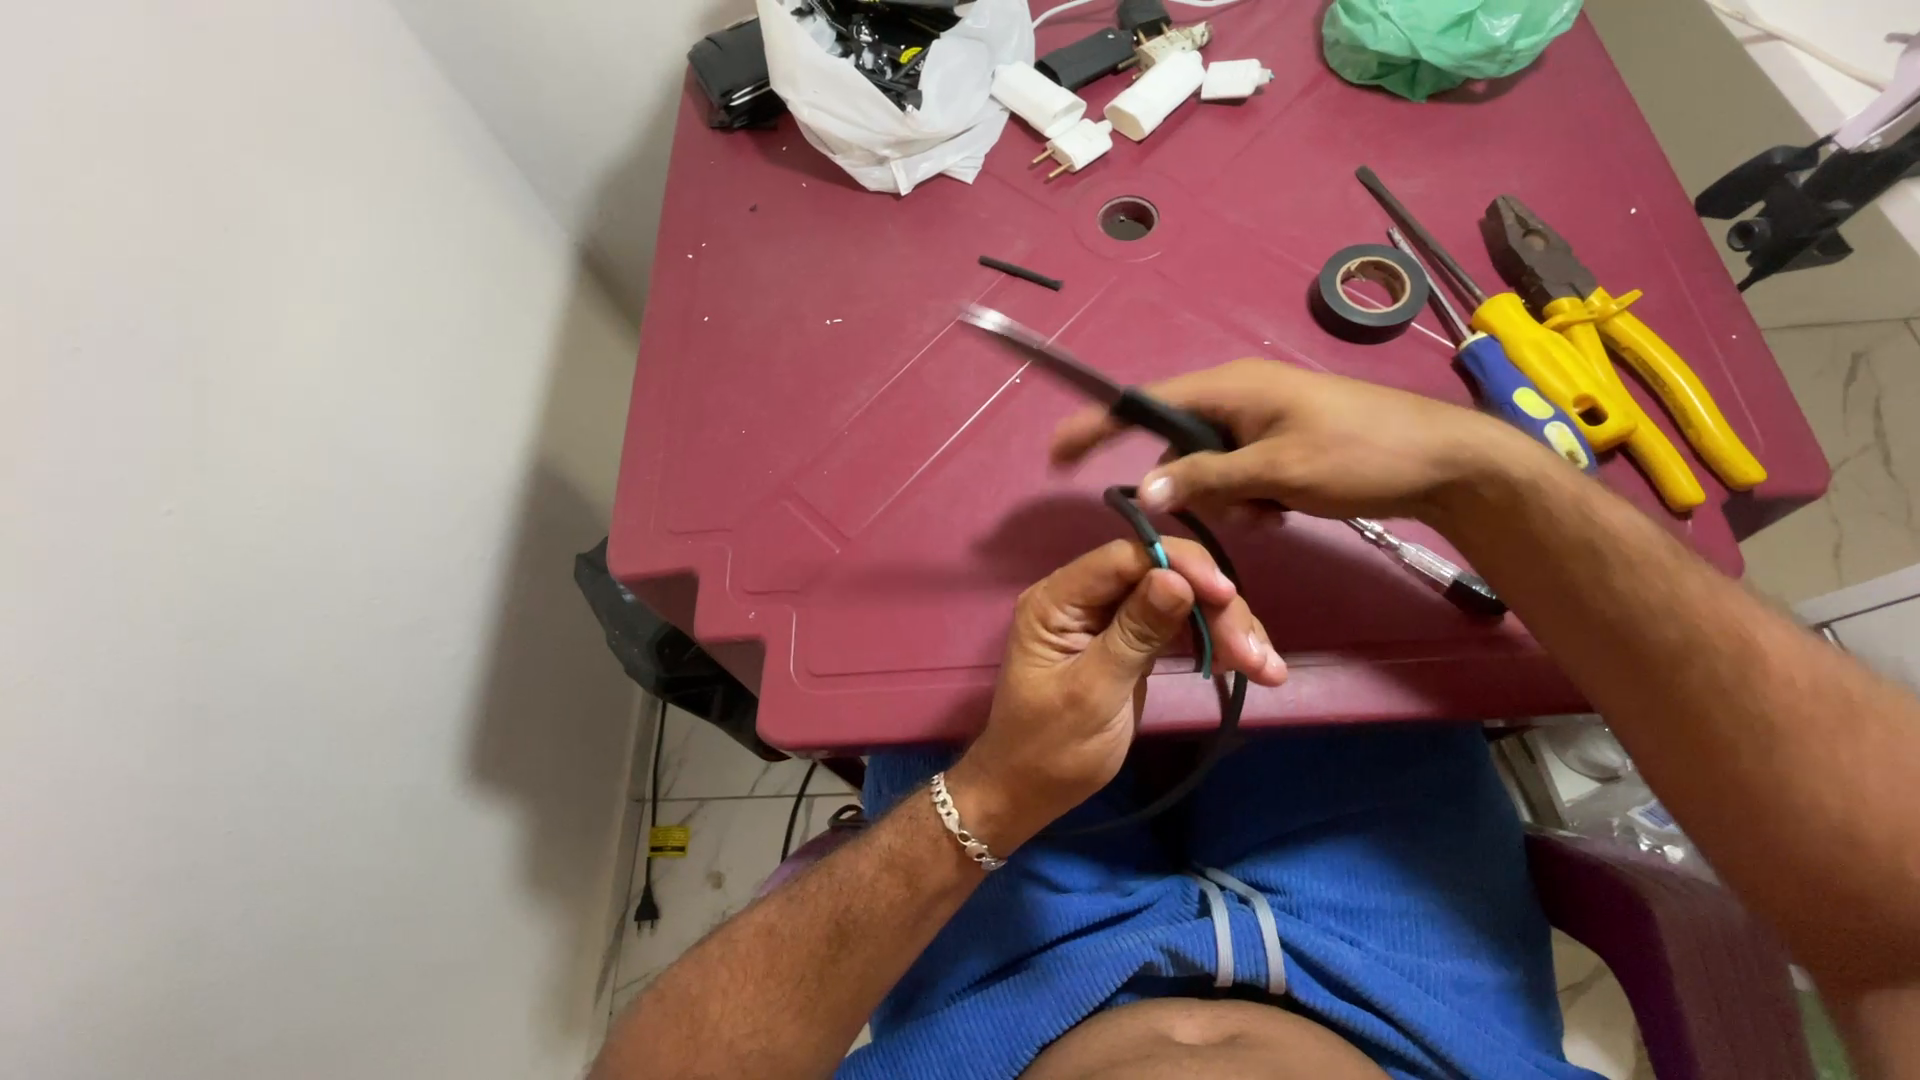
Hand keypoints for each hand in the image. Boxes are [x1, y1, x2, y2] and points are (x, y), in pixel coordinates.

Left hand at [947, 537, 1285, 853]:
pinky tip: (1248, 667)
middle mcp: (1083, 599)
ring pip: (1178, 600)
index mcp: (1057, 600)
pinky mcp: (1131, 642)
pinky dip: (1215, 644)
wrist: (1031, 791)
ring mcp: (1109, 619)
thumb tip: (1175, 579)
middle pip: (1160, 575)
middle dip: (1213, 607)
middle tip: (1254, 656)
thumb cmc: (1050, 747)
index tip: (1226, 596)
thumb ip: (1133, 634)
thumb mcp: (1093, 693)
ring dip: (1225, 628)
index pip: (1124, 558)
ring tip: (1265, 669)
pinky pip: (1179, 628)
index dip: (1179, 565)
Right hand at [1049, 358, 1535, 521]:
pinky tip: (1285, 510)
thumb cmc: (1360, 455)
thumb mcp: (1277, 472)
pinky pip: (1239, 473)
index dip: (1097, 425)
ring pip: (1208, 466)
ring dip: (1228, 498)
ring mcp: (1260, 420)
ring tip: (1274, 512)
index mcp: (1230, 388)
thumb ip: (1205, 479)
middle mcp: (1237, 397)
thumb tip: (1143, 490)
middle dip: (1191, 484)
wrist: (1446, 463)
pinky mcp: (1280, 441)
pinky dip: (1251, 498)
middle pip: (1177, 444)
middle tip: (1238, 509)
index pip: (1145, 402)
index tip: (1058, 452)